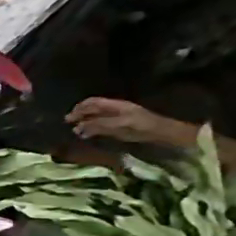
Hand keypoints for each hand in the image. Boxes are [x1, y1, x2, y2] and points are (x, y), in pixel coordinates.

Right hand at [65, 97, 183, 143]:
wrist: (167, 133)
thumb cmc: (143, 128)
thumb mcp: (119, 126)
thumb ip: (98, 126)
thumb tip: (77, 128)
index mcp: (115, 105)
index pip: (91, 102)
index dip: (78, 109)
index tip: (68, 119)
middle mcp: (117, 108)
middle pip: (94, 108)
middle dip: (81, 114)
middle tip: (70, 123)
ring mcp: (122, 115)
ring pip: (99, 115)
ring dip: (87, 121)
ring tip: (79, 129)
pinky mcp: (126, 123)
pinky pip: (106, 121)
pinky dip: (95, 125)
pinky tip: (93, 132)